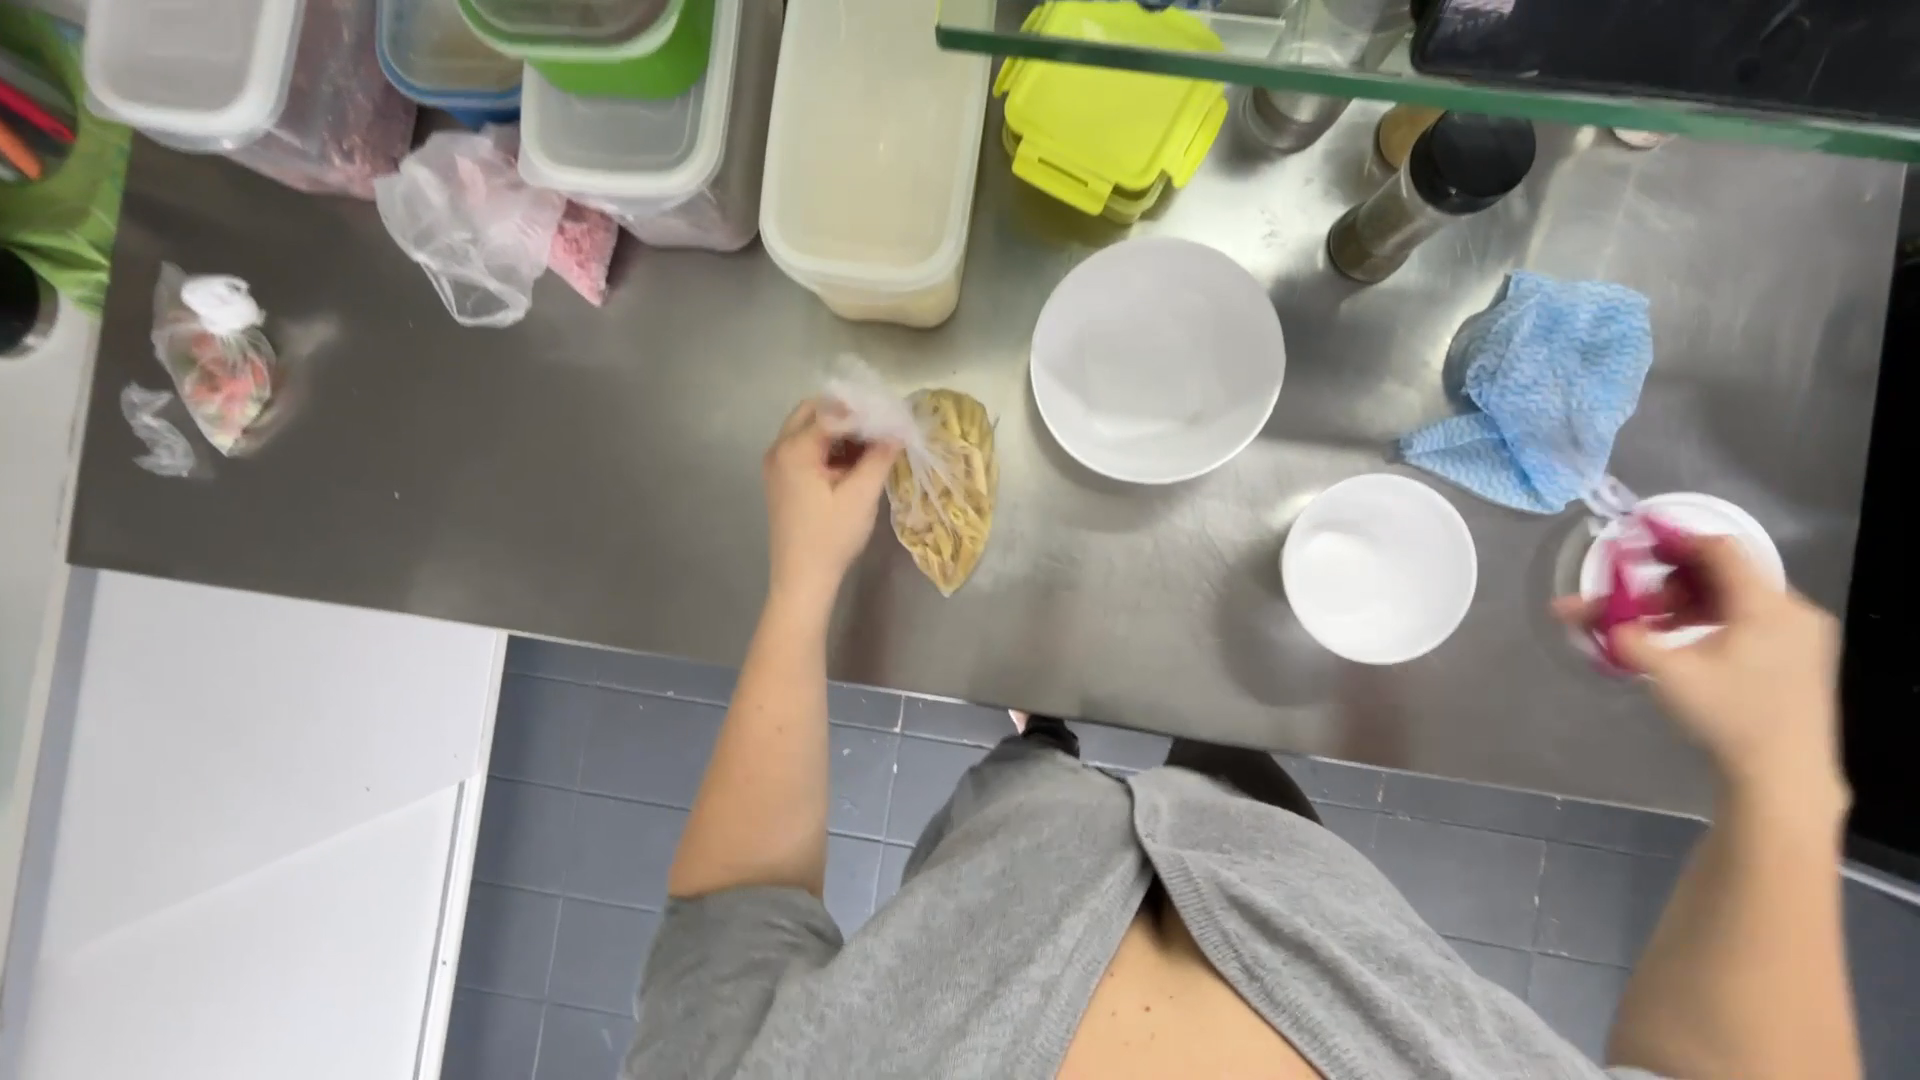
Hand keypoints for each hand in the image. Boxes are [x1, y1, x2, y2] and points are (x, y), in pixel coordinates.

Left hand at [762, 401, 900, 606]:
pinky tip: (857, 463)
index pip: (831, 412)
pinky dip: (830, 449)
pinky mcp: (783, 480)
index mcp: (794, 449)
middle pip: (814, 413)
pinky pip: (806, 450)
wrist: (802, 579)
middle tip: (881, 427)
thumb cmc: (831, 538)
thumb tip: (897, 432)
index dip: (863, 411)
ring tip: (874, 446)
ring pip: (810, 430)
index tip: (892, 417)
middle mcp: (779, 450)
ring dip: (841, 432)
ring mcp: (777, 465)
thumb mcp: (861, 496)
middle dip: (849, 416)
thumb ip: (879, 457)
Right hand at [1555, 536, 1846, 807]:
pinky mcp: (1795, 656)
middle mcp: (1791, 612)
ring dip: (1680, 604)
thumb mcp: (1665, 671)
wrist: (1784, 772)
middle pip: (1720, 575)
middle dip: (1665, 584)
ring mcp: (1799, 635)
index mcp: (1766, 606)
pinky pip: (1743, 619)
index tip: (1632, 545)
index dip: (1673, 541)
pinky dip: (1704, 620)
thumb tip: (1572, 610)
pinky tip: (1679, 644)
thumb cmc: (1728, 714)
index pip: (1720, 551)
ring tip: (1647, 629)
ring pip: (1730, 599)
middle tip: (1630, 606)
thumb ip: (1620, 633)